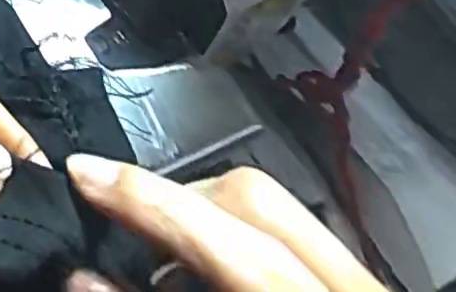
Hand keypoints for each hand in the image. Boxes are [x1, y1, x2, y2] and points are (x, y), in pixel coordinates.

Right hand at [65, 156, 386, 291]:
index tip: (82, 175)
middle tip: (111, 204)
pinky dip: (234, 236)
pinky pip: (300, 240)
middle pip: (254, 198)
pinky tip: (204, 266)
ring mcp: (373, 289)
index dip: (146, 200)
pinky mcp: (364, 287)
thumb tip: (82, 273)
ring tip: (156, 242)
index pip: (233, 240)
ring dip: (198, 211)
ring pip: (277, 209)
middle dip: (170, 194)